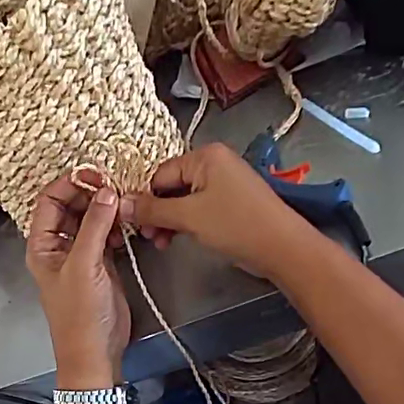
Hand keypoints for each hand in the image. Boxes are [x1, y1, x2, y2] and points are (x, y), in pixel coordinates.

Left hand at [25, 173, 131, 388]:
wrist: (96, 352)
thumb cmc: (80, 314)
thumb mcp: (84, 267)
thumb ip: (94, 227)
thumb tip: (106, 191)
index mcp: (42, 244)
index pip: (50, 200)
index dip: (70, 184)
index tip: (96, 175)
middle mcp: (59, 246)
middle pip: (72, 206)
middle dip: (92, 194)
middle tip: (116, 188)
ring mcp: (81, 254)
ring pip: (91, 219)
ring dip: (106, 209)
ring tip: (125, 206)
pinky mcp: (102, 263)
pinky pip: (106, 234)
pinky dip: (116, 226)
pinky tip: (127, 225)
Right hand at [121, 144, 313, 277]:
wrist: (282, 247)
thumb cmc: (237, 225)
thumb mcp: (189, 217)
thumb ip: (153, 210)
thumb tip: (120, 203)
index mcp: (205, 156)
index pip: (160, 174)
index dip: (144, 199)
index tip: (133, 222)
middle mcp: (215, 163)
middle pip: (171, 186)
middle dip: (157, 212)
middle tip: (149, 236)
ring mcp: (225, 183)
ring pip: (184, 200)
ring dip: (170, 221)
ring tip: (162, 242)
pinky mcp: (232, 203)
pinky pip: (200, 208)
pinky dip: (187, 223)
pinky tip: (179, 239)